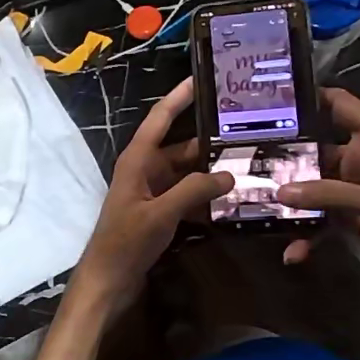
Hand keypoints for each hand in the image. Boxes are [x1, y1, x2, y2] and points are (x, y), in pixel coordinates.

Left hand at [73, 78, 232, 306]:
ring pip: (189, 173)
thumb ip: (193, 191)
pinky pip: (188, 196)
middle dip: (211, 140)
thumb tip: (229, 174)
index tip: (203, 78)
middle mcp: (146, 169)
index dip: (180, 96)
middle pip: (182, 147)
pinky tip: (234, 199)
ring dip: (213, 171)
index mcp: (138, 160)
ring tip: (251, 162)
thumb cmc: (125, 242)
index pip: (160, 118)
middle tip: (248, 130)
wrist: (107, 281)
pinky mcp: (161, 212)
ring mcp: (154, 192)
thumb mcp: (159, 214)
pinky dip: (207, 196)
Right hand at [278, 88, 359, 324]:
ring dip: (290, 198)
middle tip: (242, 159)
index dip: (307, 97)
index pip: (340, 105)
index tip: (264, 99)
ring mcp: (358, 192)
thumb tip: (281, 191)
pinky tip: (292, 252)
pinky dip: (307, 234)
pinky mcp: (355, 222)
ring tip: (256, 206)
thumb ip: (336, 195)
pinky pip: (322, 221)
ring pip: (314, 187)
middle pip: (316, 148)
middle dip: (283, 155)